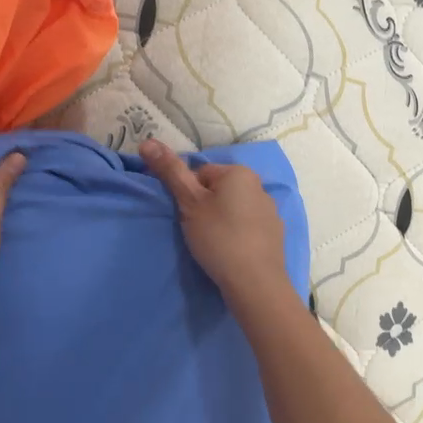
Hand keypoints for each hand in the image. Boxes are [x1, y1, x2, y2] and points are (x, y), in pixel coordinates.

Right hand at [140, 138, 290, 307]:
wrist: (255, 281)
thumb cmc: (219, 237)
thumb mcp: (189, 203)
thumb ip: (170, 171)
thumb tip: (147, 141)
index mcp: (239, 173)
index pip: (201, 174)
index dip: (187, 194)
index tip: (186, 216)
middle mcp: (259, 186)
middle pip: (219, 190)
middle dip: (206, 207)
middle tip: (198, 231)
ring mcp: (271, 211)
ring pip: (235, 209)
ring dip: (222, 221)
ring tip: (214, 244)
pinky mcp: (275, 234)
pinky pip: (248, 227)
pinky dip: (238, 235)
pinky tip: (232, 252)